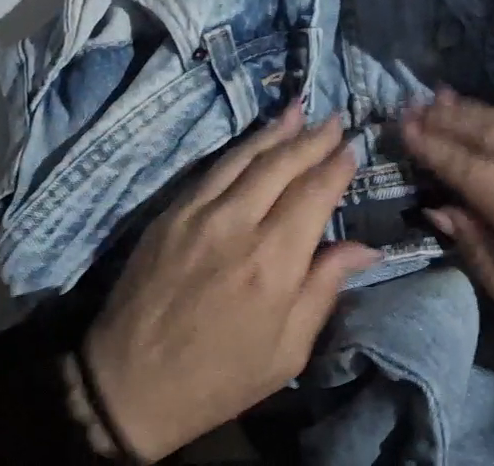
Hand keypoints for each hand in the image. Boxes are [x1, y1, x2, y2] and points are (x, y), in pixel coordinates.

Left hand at [82, 109, 380, 461]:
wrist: (129, 383)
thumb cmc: (218, 378)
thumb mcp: (286, 352)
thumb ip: (323, 289)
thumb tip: (365, 248)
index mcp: (272, 264)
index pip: (313, 196)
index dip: (335, 168)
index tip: (352, 148)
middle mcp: (237, 225)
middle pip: (281, 165)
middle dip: (312, 139)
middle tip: (334, 119)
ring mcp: (198, 212)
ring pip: (245, 157)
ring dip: (276, 131)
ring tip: (300, 110)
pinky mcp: (171, 211)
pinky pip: (213, 169)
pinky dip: (240, 148)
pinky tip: (256, 138)